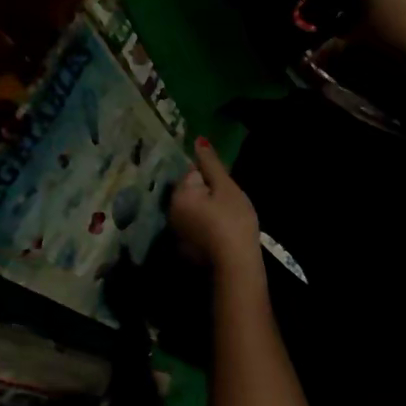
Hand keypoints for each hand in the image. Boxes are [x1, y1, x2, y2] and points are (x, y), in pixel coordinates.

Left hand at [170, 137, 260, 269]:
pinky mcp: (184, 250)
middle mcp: (171, 212)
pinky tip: (220, 236)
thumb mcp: (226, 188)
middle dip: (209, 195)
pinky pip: (195, 229)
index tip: (226, 194)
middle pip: (192, 192)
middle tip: (230, 207)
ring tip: (227, 221)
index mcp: (179, 194)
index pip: (194, 174)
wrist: (235, 266)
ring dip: (207, 212)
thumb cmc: (233, 221)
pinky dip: (206, 229)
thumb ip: (211, 164)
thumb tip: (197, 140)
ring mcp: (176, 233)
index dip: (214, 181)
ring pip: (193, 211)